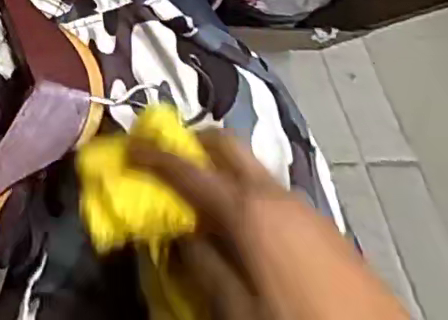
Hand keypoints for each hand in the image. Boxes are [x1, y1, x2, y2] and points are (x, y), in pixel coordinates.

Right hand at [129, 129, 408, 319]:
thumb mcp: (239, 313)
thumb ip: (205, 269)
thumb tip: (181, 235)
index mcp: (248, 209)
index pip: (190, 171)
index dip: (155, 157)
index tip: (129, 147)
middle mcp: (273, 193)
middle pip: (225, 145)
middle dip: (192, 145)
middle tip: (165, 164)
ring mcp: (300, 204)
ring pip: (248, 167)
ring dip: (218, 171)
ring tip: (197, 201)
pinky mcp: (319, 223)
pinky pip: (268, 191)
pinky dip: (243, 194)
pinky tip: (238, 228)